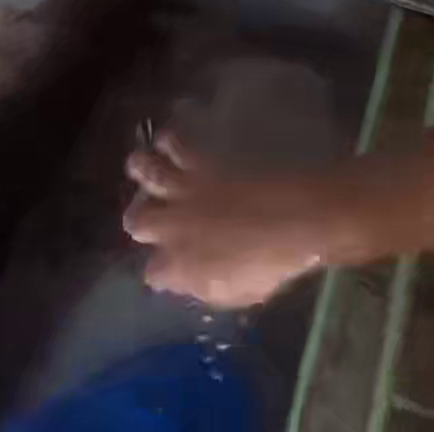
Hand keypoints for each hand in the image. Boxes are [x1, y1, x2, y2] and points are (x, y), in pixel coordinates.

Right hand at [123, 133, 340, 308]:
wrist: (295, 218)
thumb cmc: (273, 263)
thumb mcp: (236, 293)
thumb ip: (202, 286)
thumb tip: (185, 279)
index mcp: (180, 267)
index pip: (153, 272)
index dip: (161, 270)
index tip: (170, 266)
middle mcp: (173, 227)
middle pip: (137, 221)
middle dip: (140, 221)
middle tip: (150, 217)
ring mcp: (187, 190)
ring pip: (146, 174)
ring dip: (141, 170)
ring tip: (140, 166)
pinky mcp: (204, 163)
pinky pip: (176, 146)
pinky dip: (168, 141)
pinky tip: (167, 140)